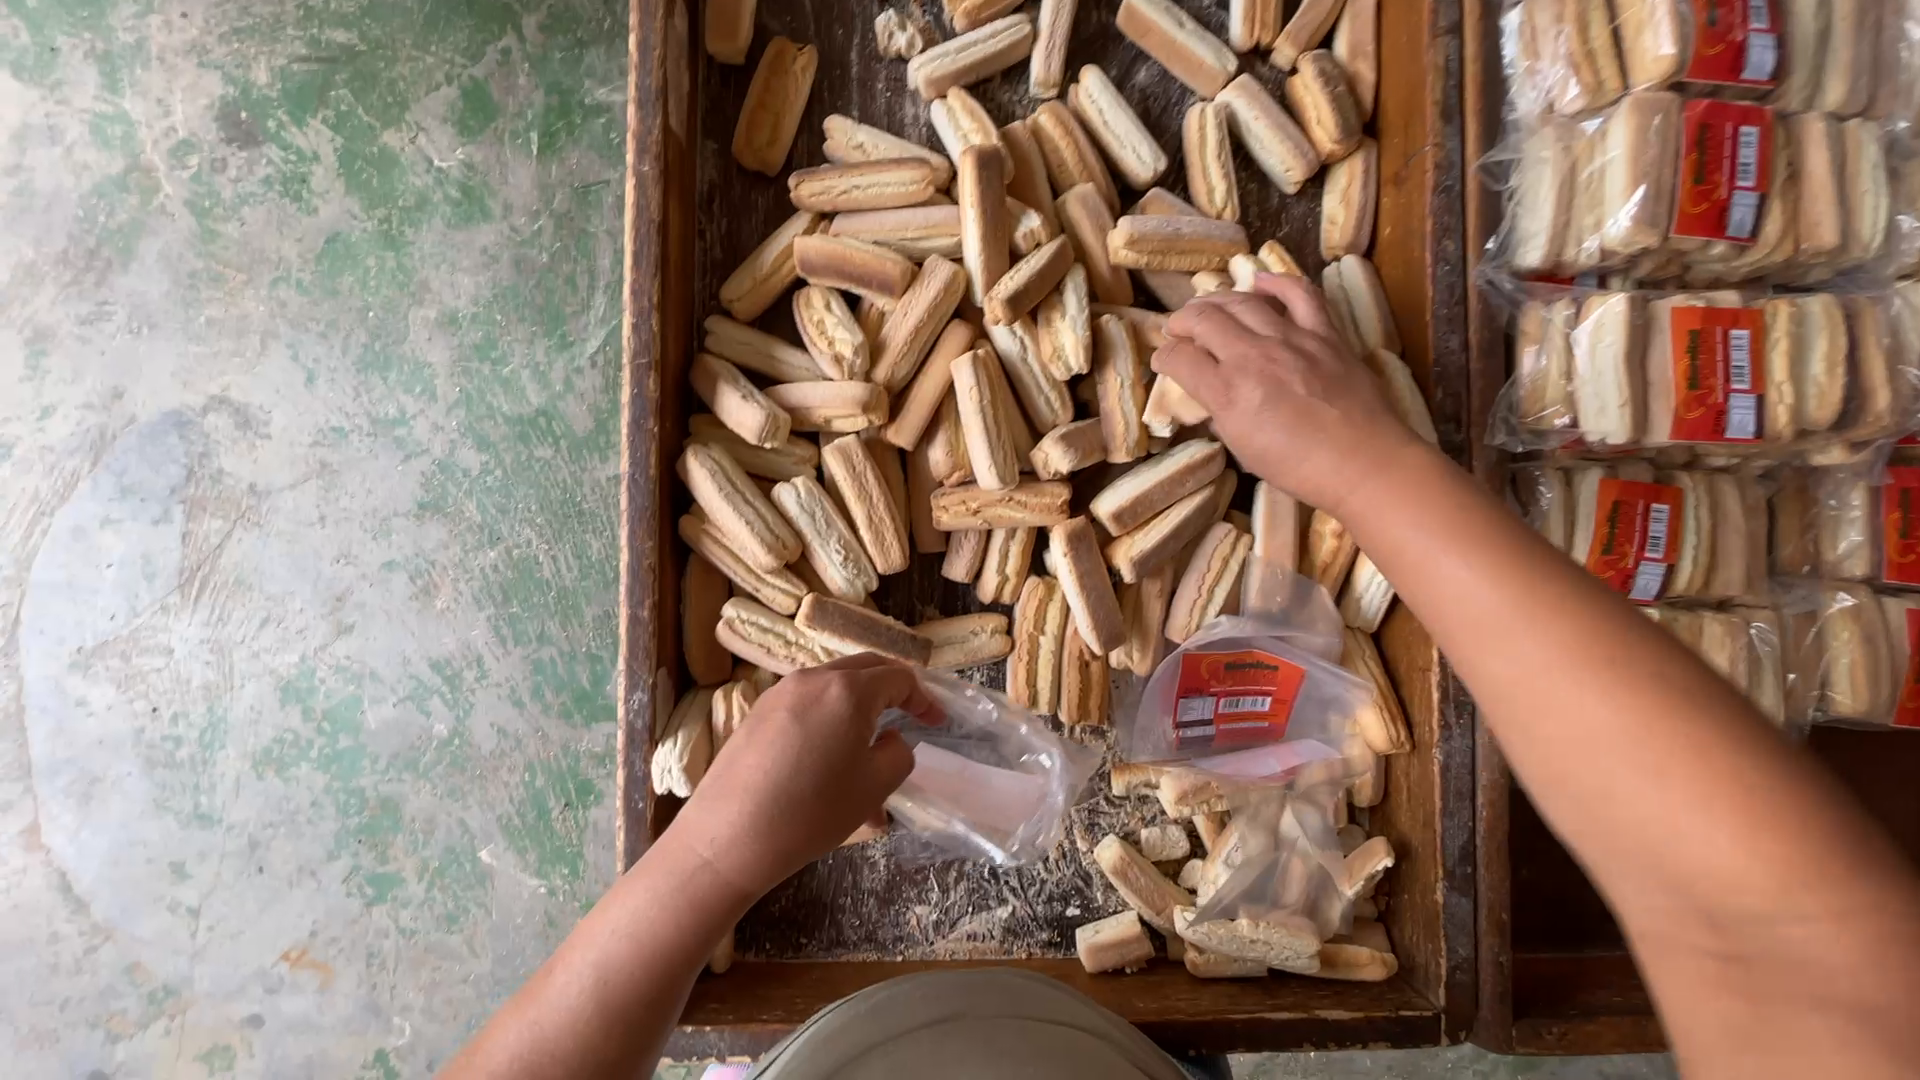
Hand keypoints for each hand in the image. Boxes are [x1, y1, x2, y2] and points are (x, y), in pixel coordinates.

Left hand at [661, 655, 935, 901]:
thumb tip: (890, 739)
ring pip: (833, 688)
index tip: (937, 722)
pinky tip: (828, 766)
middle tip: (910, 715)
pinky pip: (806, 706)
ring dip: (859, 707)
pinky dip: (829, 721)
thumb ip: (899, 752)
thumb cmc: (812, 811)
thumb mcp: (875, 786)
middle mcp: (813, 678)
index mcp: (849, 689)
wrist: (728, 839)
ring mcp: (779, 693)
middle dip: (893, 689)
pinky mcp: (756, 714)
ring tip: (867, 753)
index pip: (899, 677)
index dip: (924, 698)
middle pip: (865, 669)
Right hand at [1153, 274, 1425, 517]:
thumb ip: (1221, 416)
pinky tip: (1260, 282)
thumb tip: (1212, 400)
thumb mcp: (1242, 449)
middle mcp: (1253, 357)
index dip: (1164, 357)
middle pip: (1204, 320)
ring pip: (1242, 301)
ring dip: (1216, 299)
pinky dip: (1276, 283)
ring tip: (1206, 305)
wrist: (1362, 462)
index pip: (1180, 359)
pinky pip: (1299, 294)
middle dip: (1181, 321)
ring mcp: (1291, 339)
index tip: (1162, 359)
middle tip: (1177, 328)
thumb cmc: (1297, 468)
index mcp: (1228, 393)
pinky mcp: (1324, 333)